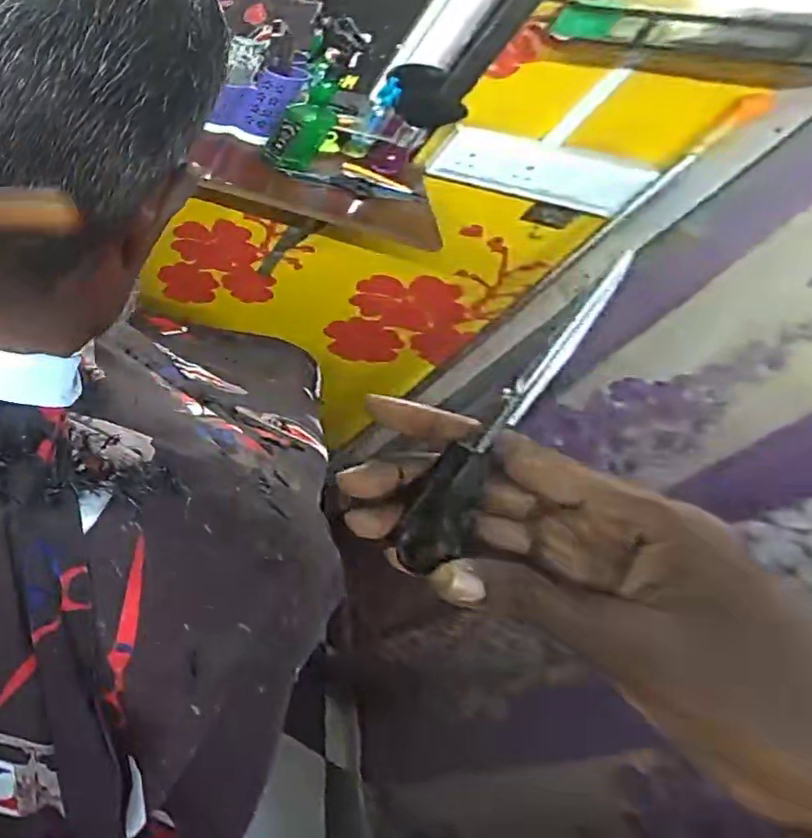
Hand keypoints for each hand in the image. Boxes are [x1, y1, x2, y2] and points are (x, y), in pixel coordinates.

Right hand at [339, 395, 811, 825]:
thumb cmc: (753, 694)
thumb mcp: (638, 644)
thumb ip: (532, 598)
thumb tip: (437, 575)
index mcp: (635, 517)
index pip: (520, 456)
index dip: (445, 430)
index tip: (381, 409)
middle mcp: (604, 527)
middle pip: (490, 490)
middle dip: (417, 485)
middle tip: (351, 491)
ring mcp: (589, 561)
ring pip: (487, 526)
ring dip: (425, 524)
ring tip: (365, 528)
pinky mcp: (579, 595)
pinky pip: (503, 565)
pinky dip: (456, 561)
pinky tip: (411, 560)